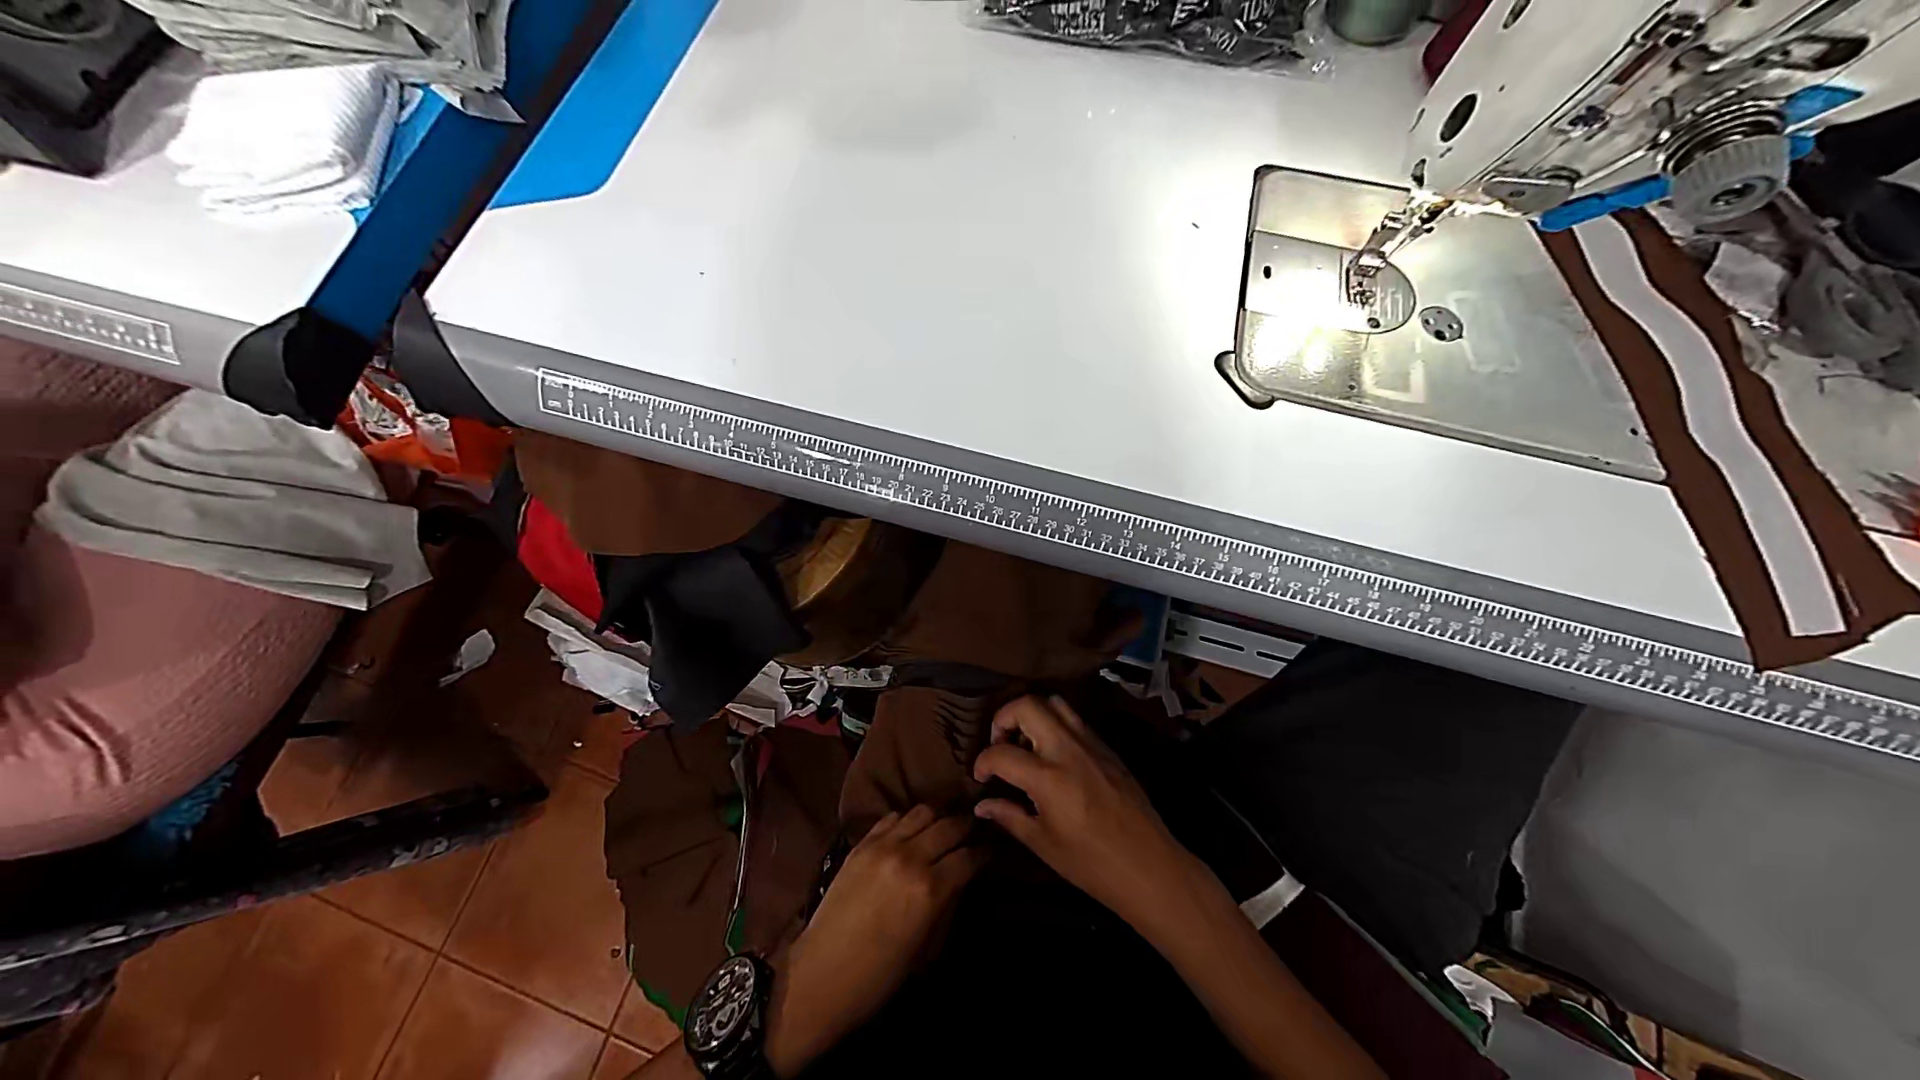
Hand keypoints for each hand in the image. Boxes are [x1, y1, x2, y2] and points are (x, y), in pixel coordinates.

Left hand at [765, 806, 985, 1077]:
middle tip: (973, 833)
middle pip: (950, 825)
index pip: (970, 856)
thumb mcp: (926, 949)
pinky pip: (892, 817)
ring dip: (938, 818)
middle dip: (967, 827)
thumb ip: (948, 906)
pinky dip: (908, 820)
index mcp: (930, 889)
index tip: (991, 852)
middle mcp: (910, 858)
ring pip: (922, 811)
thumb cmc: (880, 975)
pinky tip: (911, 833)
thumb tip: (963, 879)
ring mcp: (883, 846)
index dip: (985, 853)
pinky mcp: (861, 844)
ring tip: (943, 828)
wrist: (820, 975)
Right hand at [972, 696, 1198, 929]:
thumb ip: (1009, 816)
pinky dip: (1056, 725)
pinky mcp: (1108, 748)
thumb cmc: (1092, 864)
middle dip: (1003, 718)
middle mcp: (1068, 750)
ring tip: (1026, 744)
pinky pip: (1076, 720)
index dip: (982, 761)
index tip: (980, 776)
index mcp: (1048, 777)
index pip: (1001, 752)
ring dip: (1033, 715)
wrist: (1150, 866)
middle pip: (1028, 705)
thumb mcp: (1044, 844)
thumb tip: (982, 804)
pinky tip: (1054, 755)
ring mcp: (1092, 744)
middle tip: (1000, 744)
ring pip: (1055, 703)